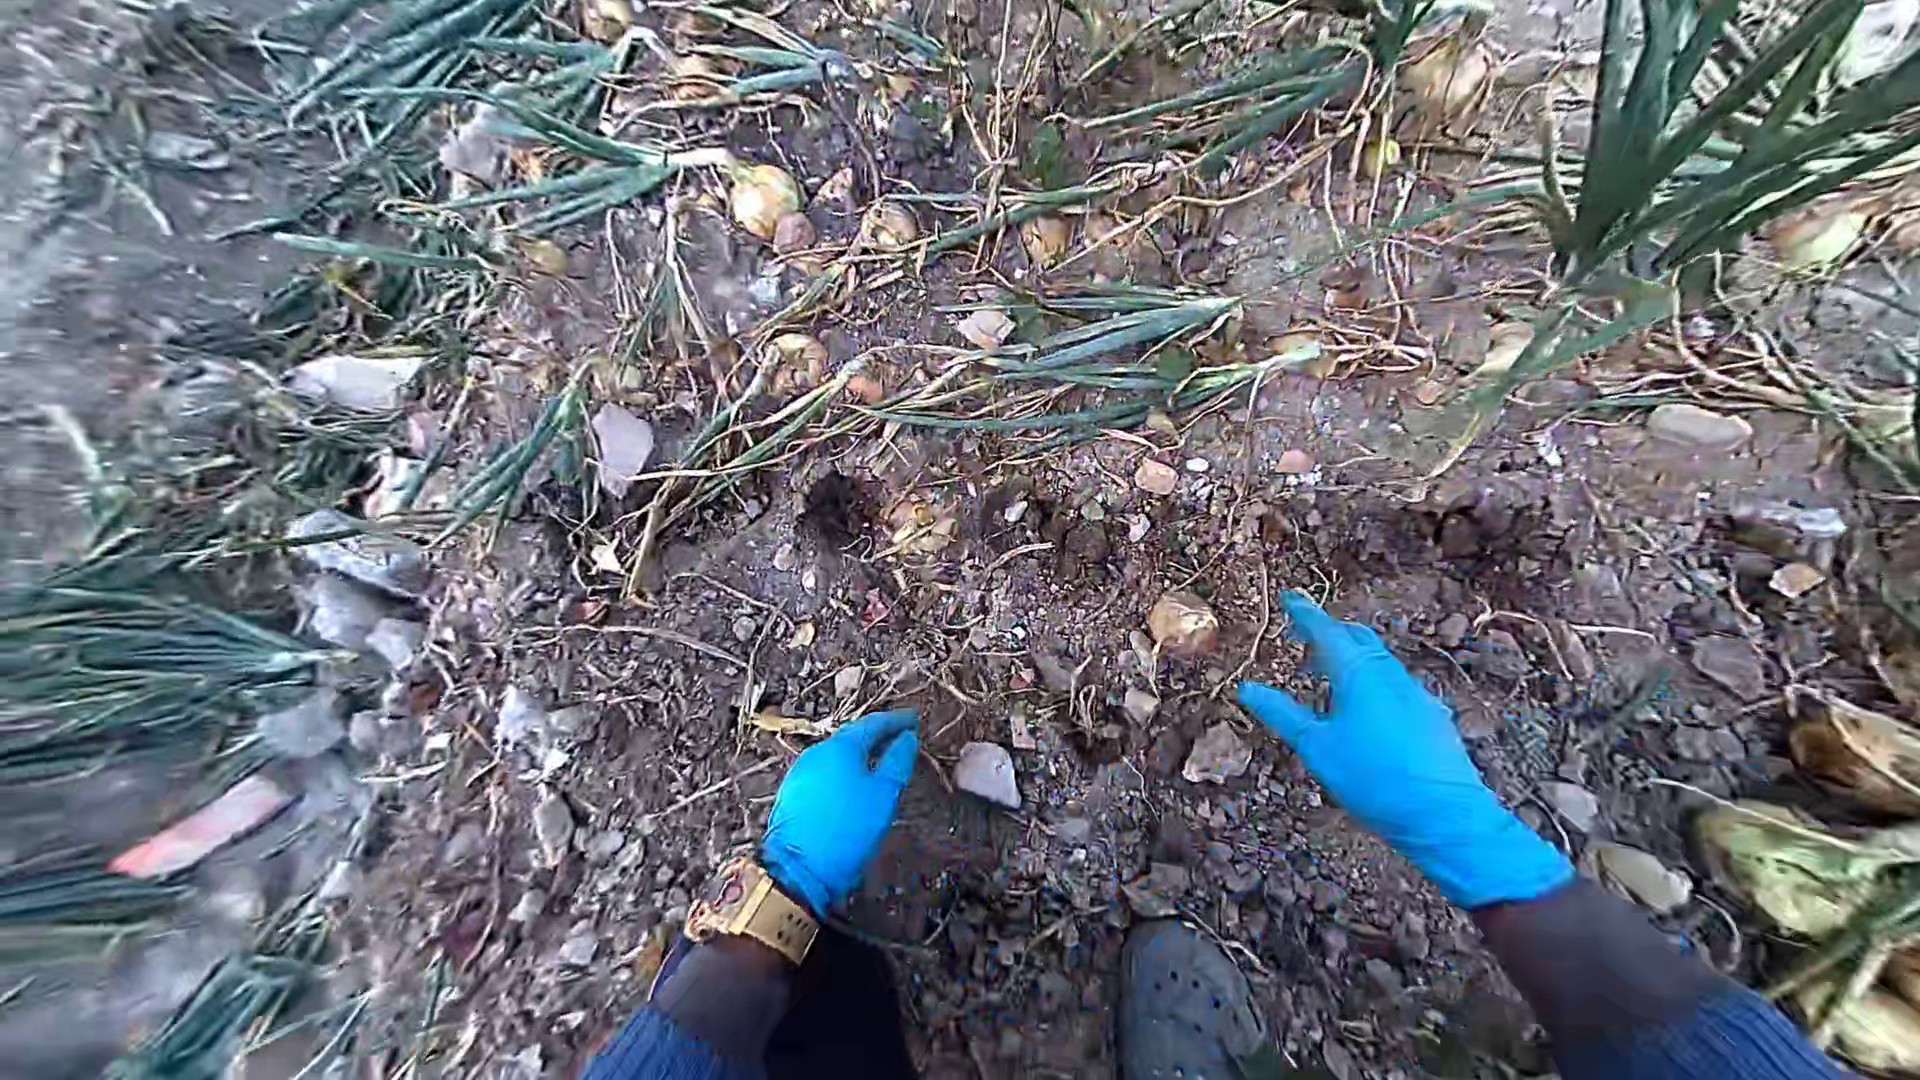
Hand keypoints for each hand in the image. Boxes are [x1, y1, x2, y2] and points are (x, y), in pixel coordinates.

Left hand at [761, 709, 918, 914]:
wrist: (796, 871)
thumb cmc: (846, 830)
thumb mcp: (883, 795)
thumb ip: (897, 761)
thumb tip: (907, 739)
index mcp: (841, 747)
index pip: (873, 723)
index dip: (896, 721)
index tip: (913, 720)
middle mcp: (818, 751)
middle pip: (854, 735)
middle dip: (879, 735)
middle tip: (900, 738)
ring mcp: (802, 771)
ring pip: (838, 753)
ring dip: (861, 753)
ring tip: (881, 760)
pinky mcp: (793, 791)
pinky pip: (826, 770)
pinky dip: (845, 769)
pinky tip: (855, 782)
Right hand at [1237, 593, 1571, 909]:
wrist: (1446, 818)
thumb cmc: (1371, 778)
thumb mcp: (1315, 745)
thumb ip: (1280, 712)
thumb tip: (1246, 688)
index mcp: (1358, 674)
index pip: (1326, 631)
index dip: (1304, 613)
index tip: (1288, 597)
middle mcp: (1389, 675)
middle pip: (1356, 637)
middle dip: (1326, 632)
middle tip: (1299, 639)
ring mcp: (1415, 693)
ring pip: (1376, 658)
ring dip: (1347, 656)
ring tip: (1321, 676)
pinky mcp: (1430, 714)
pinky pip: (1392, 680)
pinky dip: (1368, 677)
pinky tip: (1359, 705)